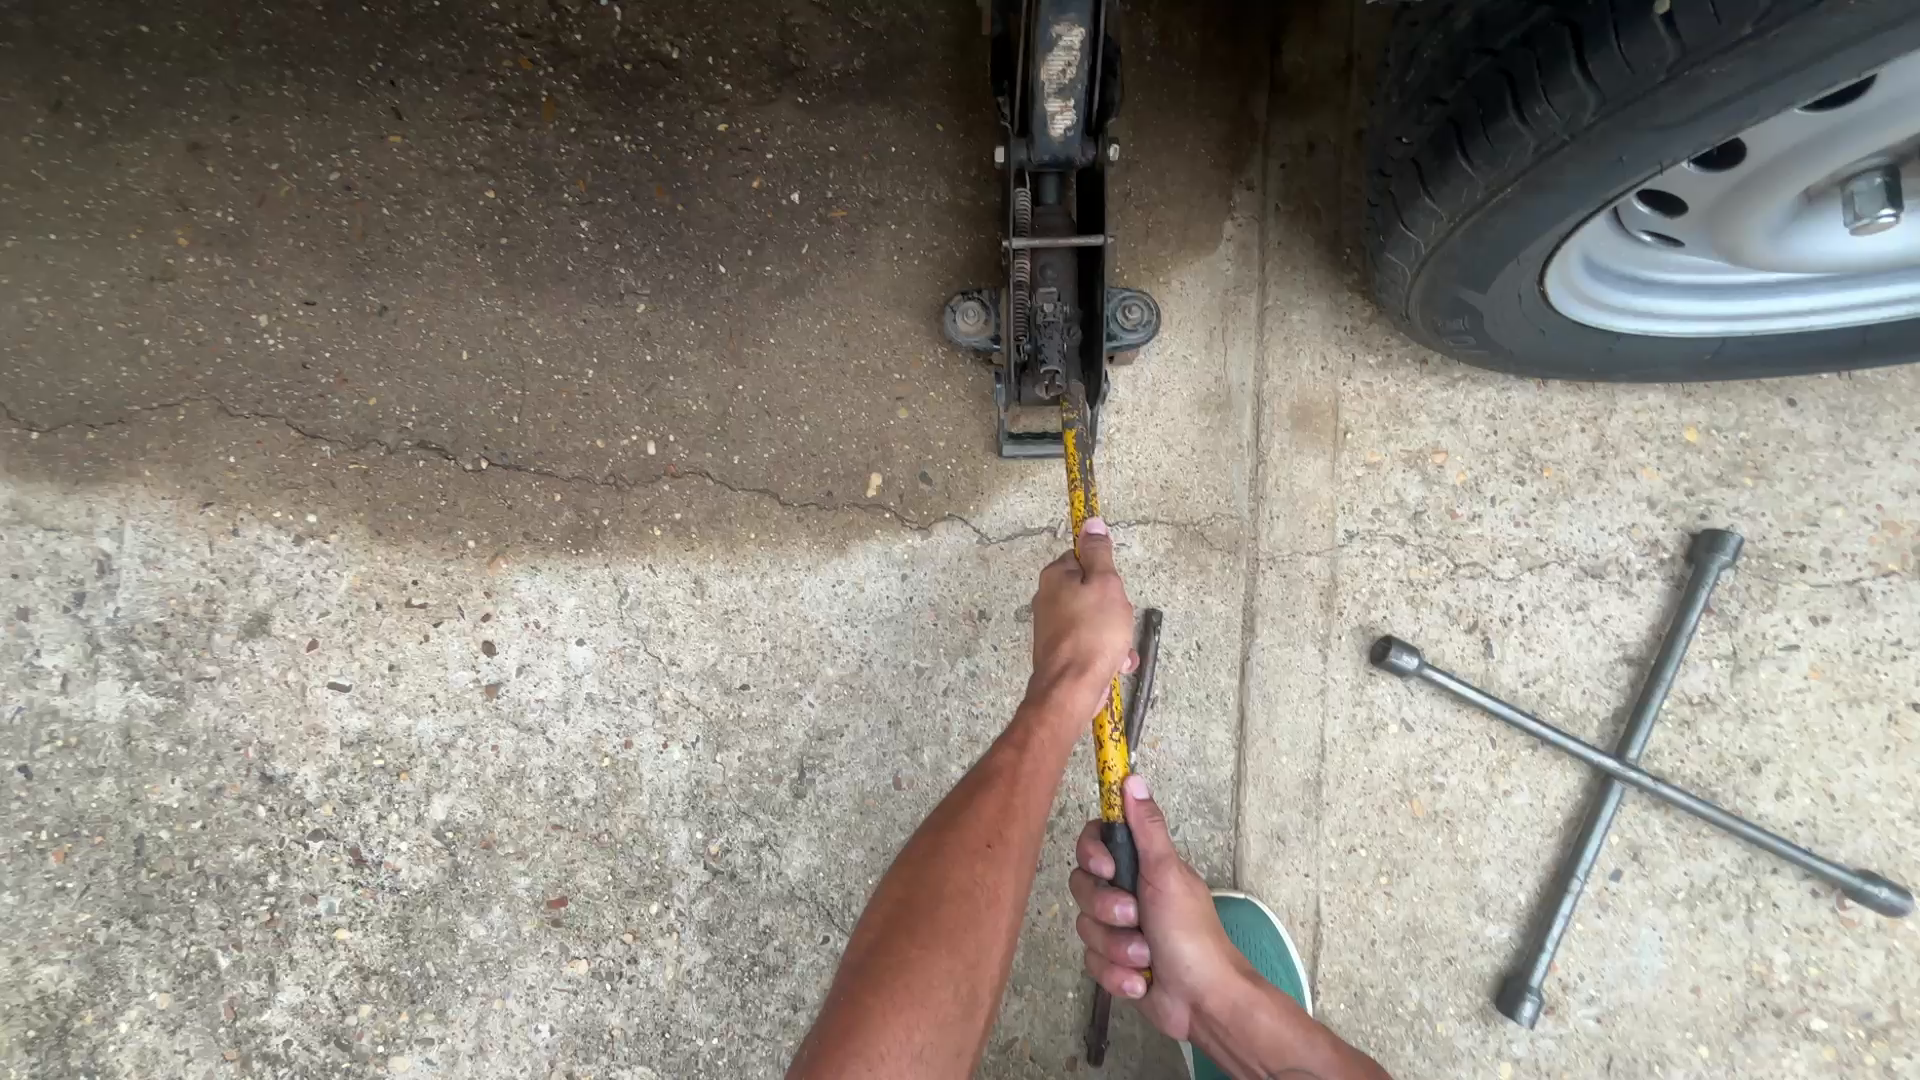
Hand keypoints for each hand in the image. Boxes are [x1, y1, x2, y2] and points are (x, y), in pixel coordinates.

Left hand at [1027, 518, 1136, 723]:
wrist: (1072, 687)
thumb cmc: (1092, 634)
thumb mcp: (1105, 584)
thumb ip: (1099, 553)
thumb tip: (1091, 522)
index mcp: (1054, 576)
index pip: (1083, 558)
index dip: (1105, 573)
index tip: (1113, 589)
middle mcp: (1047, 598)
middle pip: (1090, 591)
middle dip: (1112, 607)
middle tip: (1118, 618)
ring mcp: (1052, 627)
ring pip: (1094, 619)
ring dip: (1114, 633)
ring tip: (1118, 646)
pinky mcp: (1060, 651)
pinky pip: (1090, 643)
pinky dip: (1106, 651)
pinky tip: (1115, 663)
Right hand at [1069, 774, 1250, 1041]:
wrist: (1205, 1004)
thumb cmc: (1192, 935)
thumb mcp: (1167, 874)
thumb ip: (1146, 827)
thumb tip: (1133, 778)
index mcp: (1140, 864)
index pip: (1094, 841)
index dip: (1091, 854)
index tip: (1106, 869)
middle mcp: (1125, 890)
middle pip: (1082, 886)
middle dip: (1106, 910)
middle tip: (1135, 918)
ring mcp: (1118, 927)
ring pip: (1086, 927)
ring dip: (1116, 947)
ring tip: (1146, 958)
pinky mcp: (1114, 961)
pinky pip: (1093, 962)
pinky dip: (1117, 974)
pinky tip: (1141, 981)